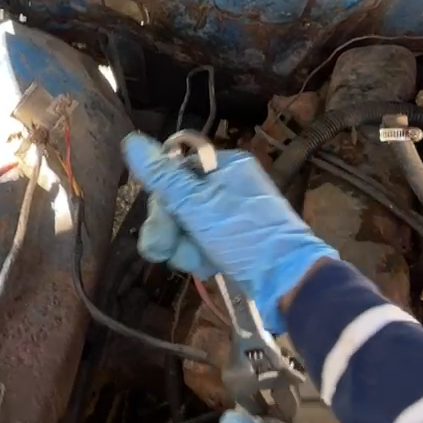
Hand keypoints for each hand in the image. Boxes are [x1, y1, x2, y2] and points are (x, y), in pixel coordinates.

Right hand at [123, 132, 336, 323]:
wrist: (291, 283)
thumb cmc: (244, 236)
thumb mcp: (196, 205)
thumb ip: (162, 176)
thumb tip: (131, 140)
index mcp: (225, 166)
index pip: (176, 171)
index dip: (162, 198)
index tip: (158, 219)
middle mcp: (230, 184)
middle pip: (180, 199)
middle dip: (170, 228)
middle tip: (162, 250)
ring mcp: (235, 213)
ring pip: (189, 224)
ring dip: (183, 246)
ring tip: (194, 264)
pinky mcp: (238, 239)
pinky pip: (205, 239)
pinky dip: (200, 253)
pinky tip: (206, 267)